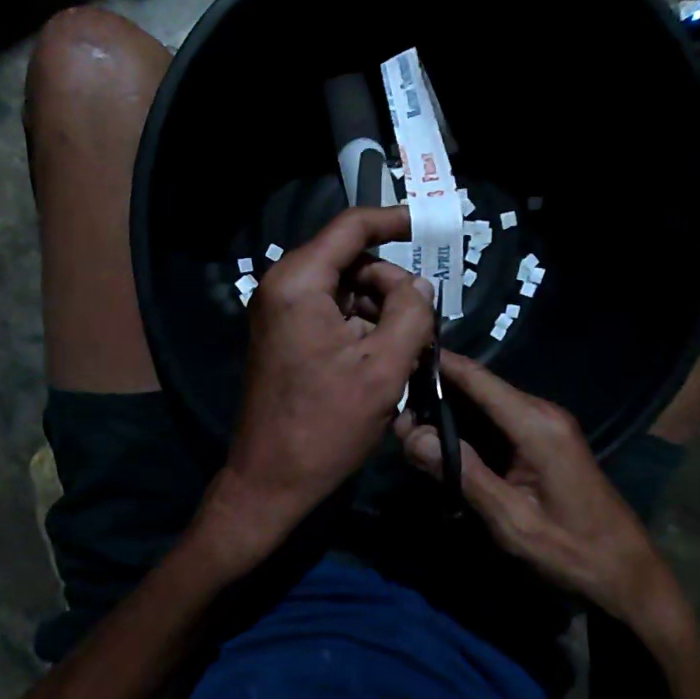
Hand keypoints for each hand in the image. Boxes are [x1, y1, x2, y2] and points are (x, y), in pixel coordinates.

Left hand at [194, 207, 436, 573]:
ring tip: (408, 350)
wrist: (271, 477)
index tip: (428, 224)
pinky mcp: (283, 336)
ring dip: (380, 311)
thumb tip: (420, 284)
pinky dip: (360, 327)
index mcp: (298, 282)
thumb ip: (411, 313)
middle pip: (350, 261)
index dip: (393, 220)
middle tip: (425, 323)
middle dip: (391, 285)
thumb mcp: (384, 366)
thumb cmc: (326, 423)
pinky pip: (330, 314)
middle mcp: (281, 287)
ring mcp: (278, 313)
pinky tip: (382, 360)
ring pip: (344, 290)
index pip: (351, 228)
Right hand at [395, 352, 692, 641]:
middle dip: (433, 394)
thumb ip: (461, 473)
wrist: (627, 576)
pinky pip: (495, 421)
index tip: (398, 355)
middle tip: (392, 412)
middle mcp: (541, 413)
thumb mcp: (511, 519)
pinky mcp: (542, 441)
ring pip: (483, 404)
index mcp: (536, 425)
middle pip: (476, 388)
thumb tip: (411, 434)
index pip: (476, 378)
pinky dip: (465, 427)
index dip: (437, 363)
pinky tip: (438, 443)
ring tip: (405, 427)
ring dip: (446, 413)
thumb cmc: (572, 551)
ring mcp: (544, 426)